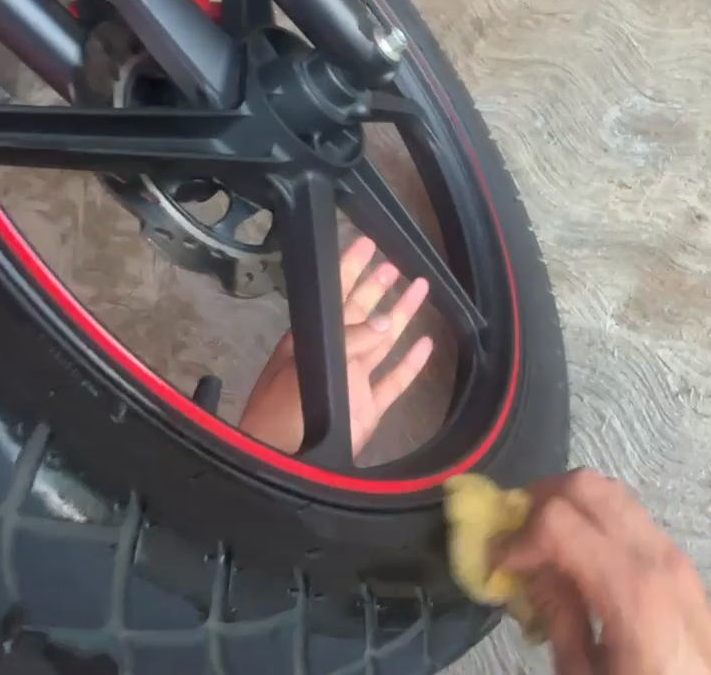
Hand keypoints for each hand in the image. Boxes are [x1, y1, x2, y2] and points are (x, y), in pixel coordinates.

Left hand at [237, 236, 434, 456]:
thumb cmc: (286, 411)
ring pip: (383, 341)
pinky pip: (393, 381)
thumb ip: (351, 342)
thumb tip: (389, 322)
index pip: (335, 294)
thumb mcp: (312, 366)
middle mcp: (335, 355)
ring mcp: (353, 382)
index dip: (351, 268)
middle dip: (378, 285)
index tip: (367, 244)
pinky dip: (410, 364)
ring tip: (420, 287)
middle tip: (395, 262)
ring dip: (401, 314)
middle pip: (362, 312)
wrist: (285, 465)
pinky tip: (425, 344)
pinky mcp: (368, 409)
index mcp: (312, 340)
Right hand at [498, 469, 710, 674]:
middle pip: (587, 486)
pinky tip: (579, 557)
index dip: (517, 536)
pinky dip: (596, 519)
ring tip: (542, 543)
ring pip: (611, 491)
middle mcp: (657, 556)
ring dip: (569, 504)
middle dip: (540, 501)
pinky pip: (631, 517)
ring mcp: (675, 554)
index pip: (559, 520)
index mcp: (633, 590)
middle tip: (513, 536)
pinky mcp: (682, 564)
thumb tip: (529, 571)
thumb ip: (557, 618)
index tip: (496, 563)